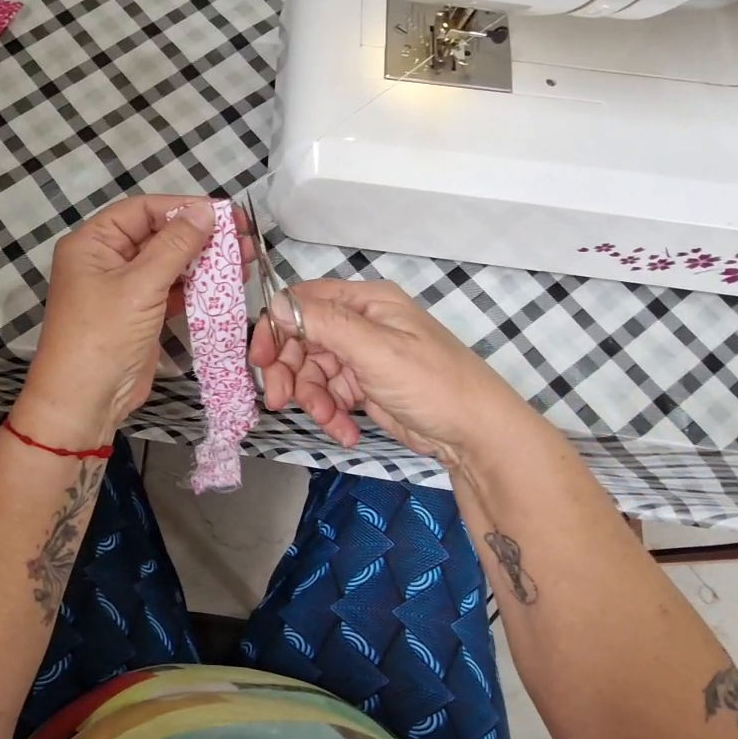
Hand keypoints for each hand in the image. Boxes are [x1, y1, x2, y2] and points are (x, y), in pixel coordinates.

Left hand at [14, 195, 243, 449]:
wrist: (85, 401)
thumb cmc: (103, 336)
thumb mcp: (140, 286)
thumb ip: (175, 246)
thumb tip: (205, 211)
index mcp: (92, 243)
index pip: (142, 211)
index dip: (183, 208)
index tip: (224, 214)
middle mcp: (106, 260)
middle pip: (159, 235)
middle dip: (201, 236)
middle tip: (244, 238)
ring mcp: (123, 289)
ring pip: (169, 264)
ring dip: (205, 262)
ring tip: (245, 260)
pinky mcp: (140, 315)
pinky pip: (172, 291)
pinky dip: (197, 287)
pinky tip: (227, 284)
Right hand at [249, 279, 540, 464]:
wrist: (477, 436)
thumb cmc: (433, 384)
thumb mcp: (375, 350)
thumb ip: (323, 323)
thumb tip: (275, 305)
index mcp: (366, 302)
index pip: (302, 302)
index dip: (275, 328)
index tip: (260, 360)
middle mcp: (362, 323)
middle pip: (302, 340)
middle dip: (289, 371)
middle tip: (278, 400)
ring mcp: (363, 356)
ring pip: (312, 372)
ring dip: (312, 399)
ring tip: (329, 422)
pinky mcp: (366, 387)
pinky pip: (331, 395)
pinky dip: (331, 414)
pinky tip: (345, 432)